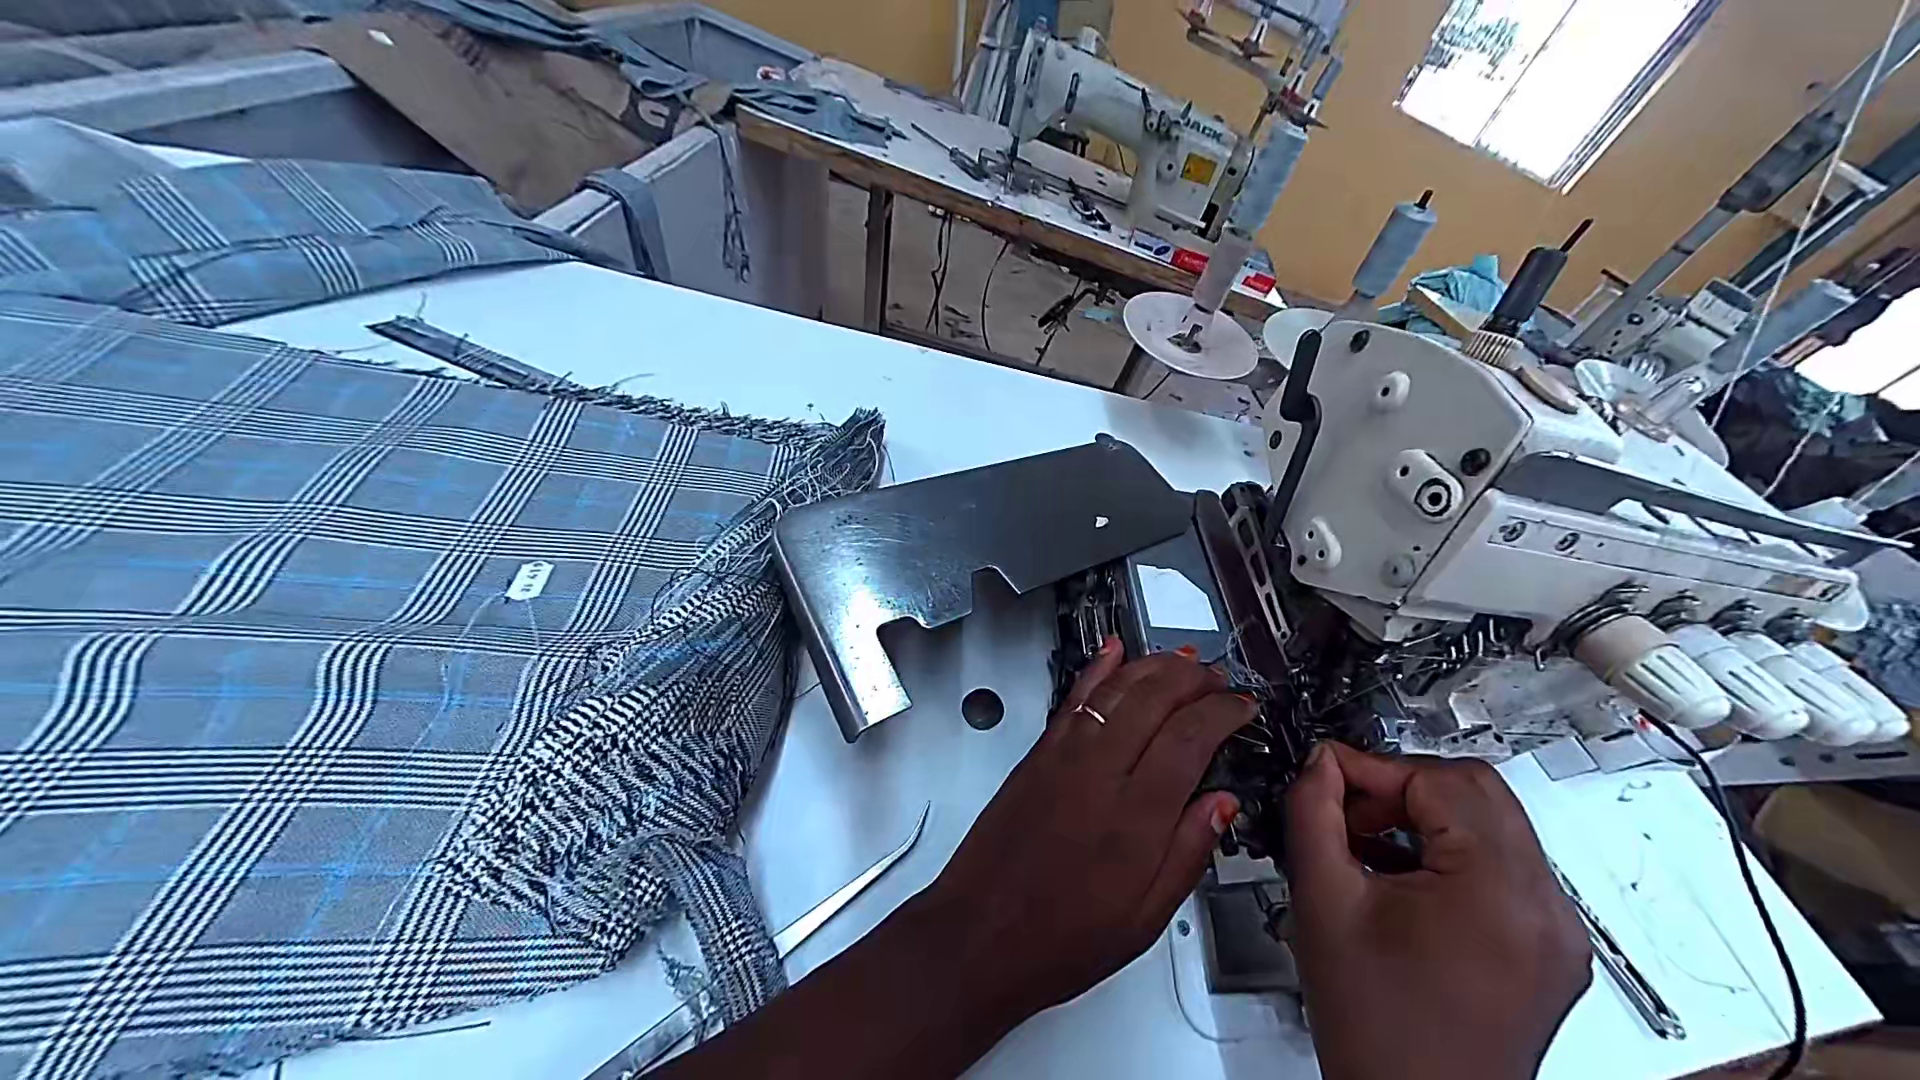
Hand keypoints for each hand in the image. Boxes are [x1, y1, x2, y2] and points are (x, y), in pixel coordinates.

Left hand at [906, 641, 1255, 1025]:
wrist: (979, 934)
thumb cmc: (1058, 937)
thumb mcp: (1144, 917)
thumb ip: (1188, 852)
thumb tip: (1223, 804)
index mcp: (1135, 817)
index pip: (1191, 737)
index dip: (1223, 712)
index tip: (1241, 706)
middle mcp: (1098, 774)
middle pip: (1154, 699)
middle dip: (1193, 679)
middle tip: (1218, 679)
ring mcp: (1062, 757)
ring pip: (1115, 690)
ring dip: (1153, 666)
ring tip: (1182, 658)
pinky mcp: (1037, 754)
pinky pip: (1072, 699)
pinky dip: (1096, 670)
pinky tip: (1111, 652)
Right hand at [1286, 743, 1591, 1079]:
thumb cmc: (1377, 1028)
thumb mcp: (1322, 898)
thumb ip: (1313, 812)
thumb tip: (1320, 764)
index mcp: (1499, 896)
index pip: (1439, 780)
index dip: (1371, 766)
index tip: (1326, 770)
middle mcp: (1546, 910)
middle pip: (1476, 789)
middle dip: (1399, 783)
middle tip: (1347, 803)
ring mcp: (1555, 930)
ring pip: (1488, 818)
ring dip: (1420, 812)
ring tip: (1364, 838)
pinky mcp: (1547, 943)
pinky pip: (1498, 859)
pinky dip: (1443, 846)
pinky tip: (1394, 869)